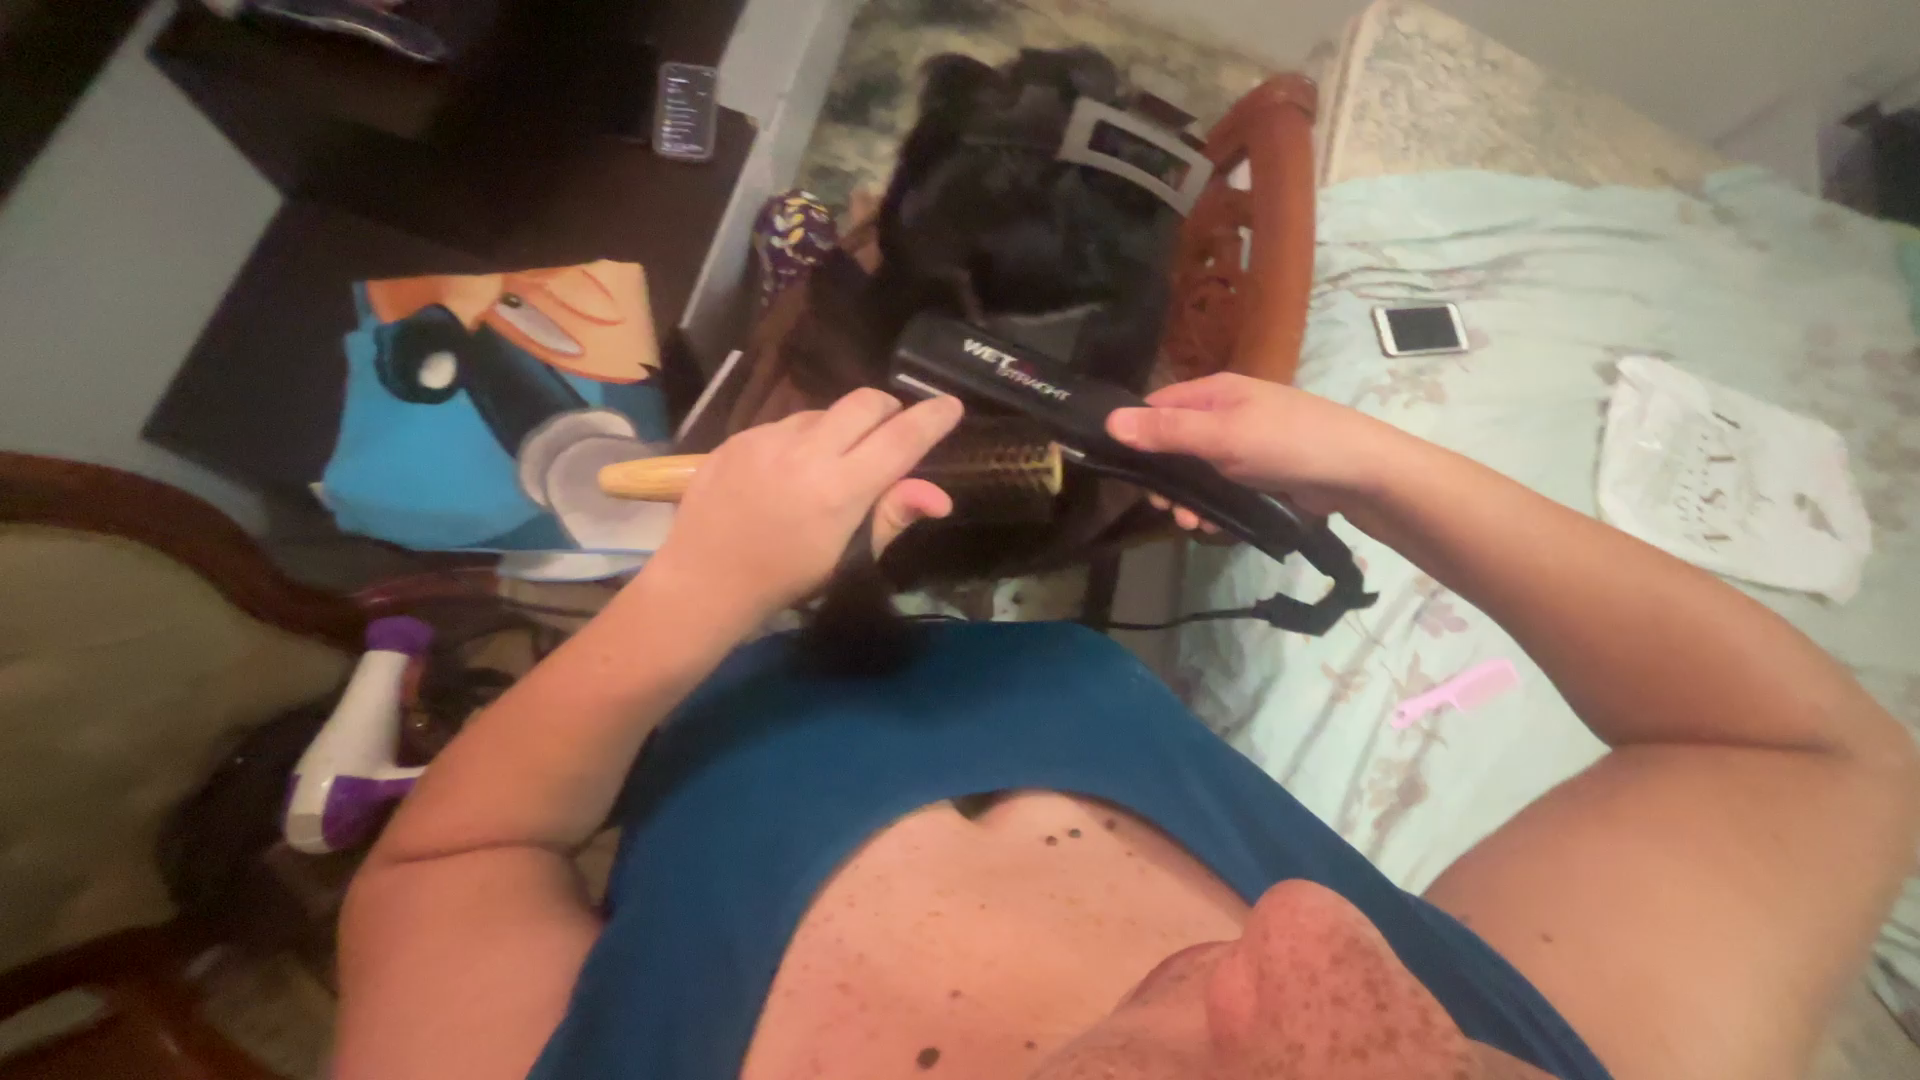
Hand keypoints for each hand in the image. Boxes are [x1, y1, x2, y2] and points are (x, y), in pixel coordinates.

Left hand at [645, 389, 964, 624]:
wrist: (705, 581)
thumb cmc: (786, 580)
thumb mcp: (846, 559)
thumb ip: (892, 517)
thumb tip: (941, 497)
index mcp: (840, 491)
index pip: (900, 439)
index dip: (932, 418)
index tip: (951, 404)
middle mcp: (806, 453)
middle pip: (865, 402)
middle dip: (888, 409)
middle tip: (891, 432)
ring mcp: (767, 440)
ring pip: (823, 412)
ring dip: (840, 428)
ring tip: (830, 464)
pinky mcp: (739, 438)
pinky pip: (785, 424)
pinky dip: (801, 439)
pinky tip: (788, 472)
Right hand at [1105, 374, 1408, 523]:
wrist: (1358, 473)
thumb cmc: (1286, 443)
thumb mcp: (1220, 435)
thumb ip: (1166, 431)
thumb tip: (1109, 422)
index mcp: (1213, 393)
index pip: (1156, 407)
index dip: (1137, 436)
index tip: (1127, 471)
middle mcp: (1224, 414)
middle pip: (1172, 444)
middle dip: (1163, 479)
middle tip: (1163, 505)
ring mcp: (1242, 444)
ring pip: (1195, 472)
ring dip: (1186, 499)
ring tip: (1190, 523)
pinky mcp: (1256, 473)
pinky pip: (1219, 489)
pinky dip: (1211, 507)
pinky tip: (1212, 526)